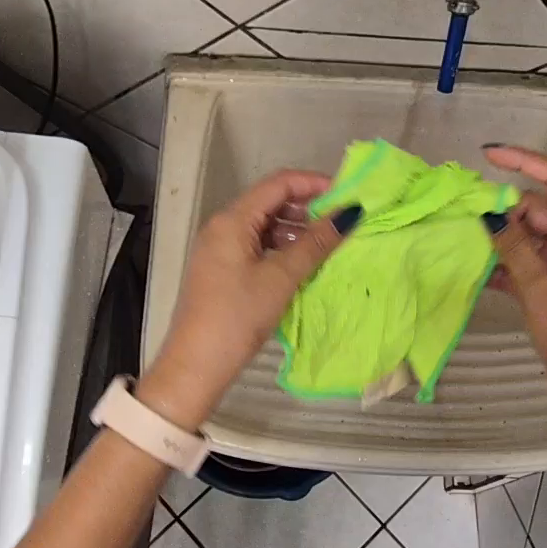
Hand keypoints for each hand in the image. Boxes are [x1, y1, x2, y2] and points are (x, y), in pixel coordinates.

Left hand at [138, 170, 355, 431]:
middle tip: (342, 221)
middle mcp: (223, 226)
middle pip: (271, 201)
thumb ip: (316, 243)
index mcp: (232, 220)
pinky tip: (303, 264)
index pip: (278, 183)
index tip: (348, 195)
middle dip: (308, 207)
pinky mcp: (222, 270)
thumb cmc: (238, 316)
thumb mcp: (281, 277)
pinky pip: (257, 246)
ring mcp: (220, 248)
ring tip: (328, 245)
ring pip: (265, 225)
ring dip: (296, 229)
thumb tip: (350, 214)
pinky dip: (282, 248)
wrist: (196, 364)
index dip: (314, 183)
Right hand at [482, 146, 546, 419]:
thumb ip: (514, 248)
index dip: (524, 161)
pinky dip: (502, 264)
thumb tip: (489, 211)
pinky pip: (524, 264)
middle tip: (460, 213)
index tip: (486, 155)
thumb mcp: (542, 291)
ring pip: (527, 237)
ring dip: (499, 237)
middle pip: (538, 208)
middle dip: (503, 207)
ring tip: (460, 238)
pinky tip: (474, 269)